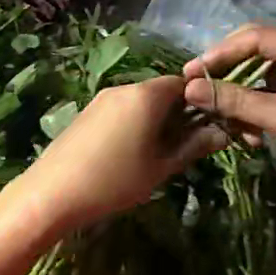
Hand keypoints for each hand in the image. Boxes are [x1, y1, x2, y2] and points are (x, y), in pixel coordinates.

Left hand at [0, 76, 227, 233]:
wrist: (53, 191)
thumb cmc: (114, 180)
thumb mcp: (161, 167)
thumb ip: (193, 146)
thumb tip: (221, 132)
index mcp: (145, 95)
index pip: (185, 83)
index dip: (201, 101)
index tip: (211, 125)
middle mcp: (123, 88)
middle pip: (161, 91)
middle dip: (179, 112)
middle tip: (190, 144)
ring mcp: (101, 99)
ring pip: (139, 101)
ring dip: (156, 119)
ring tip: (161, 153)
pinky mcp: (86, 113)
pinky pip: (120, 110)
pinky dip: (134, 123)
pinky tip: (133, 152)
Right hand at [182, 25, 275, 201]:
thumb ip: (235, 100)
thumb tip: (188, 88)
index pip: (258, 37)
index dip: (221, 53)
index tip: (191, 72)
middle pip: (254, 50)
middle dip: (225, 71)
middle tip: (193, 85)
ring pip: (255, 73)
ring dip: (235, 94)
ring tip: (215, 112)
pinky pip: (263, 92)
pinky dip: (248, 109)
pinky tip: (243, 132)